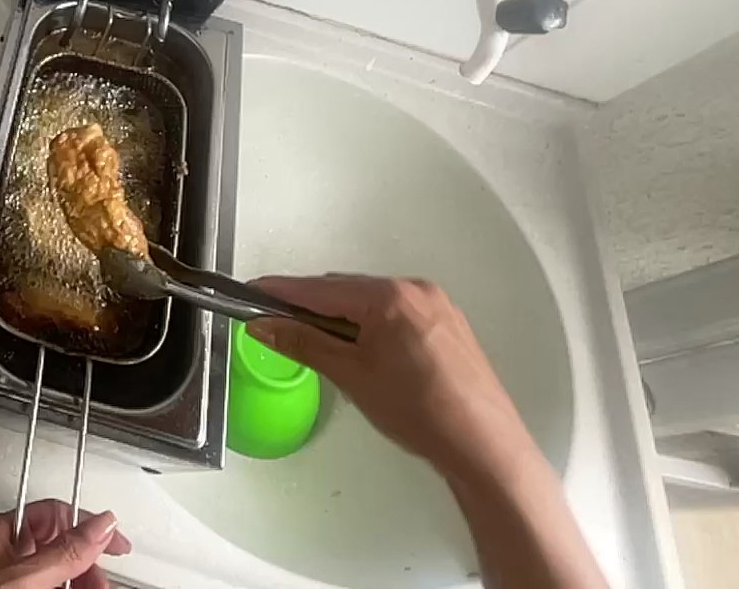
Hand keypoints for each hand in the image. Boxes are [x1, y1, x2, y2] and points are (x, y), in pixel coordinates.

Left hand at [0, 500, 131, 588]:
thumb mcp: (23, 578)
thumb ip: (62, 551)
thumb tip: (101, 522)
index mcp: (1, 534)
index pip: (52, 513)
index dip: (86, 524)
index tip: (116, 544)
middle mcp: (2, 556)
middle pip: (58, 548)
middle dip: (84, 565)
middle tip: (100, 584)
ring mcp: (4, 583)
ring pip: (53, 576)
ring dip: (76, 584)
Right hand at [245, 275, 532, 482]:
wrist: (487, 451)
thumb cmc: (418, 412)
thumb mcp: (350, 375)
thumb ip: (302, 341)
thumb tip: (262, 324)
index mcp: (389, 297)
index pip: (319, 288)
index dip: (280, 291)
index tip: (251, 291)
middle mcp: (414, 290)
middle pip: (344, 290)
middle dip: (312, 307)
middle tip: (281, 326)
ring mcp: (435, 305)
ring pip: (369, 301)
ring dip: (341, 316)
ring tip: (324, 346)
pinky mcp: (447, 324)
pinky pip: (394, 312)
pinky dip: (369, 323)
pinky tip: (362, 350)